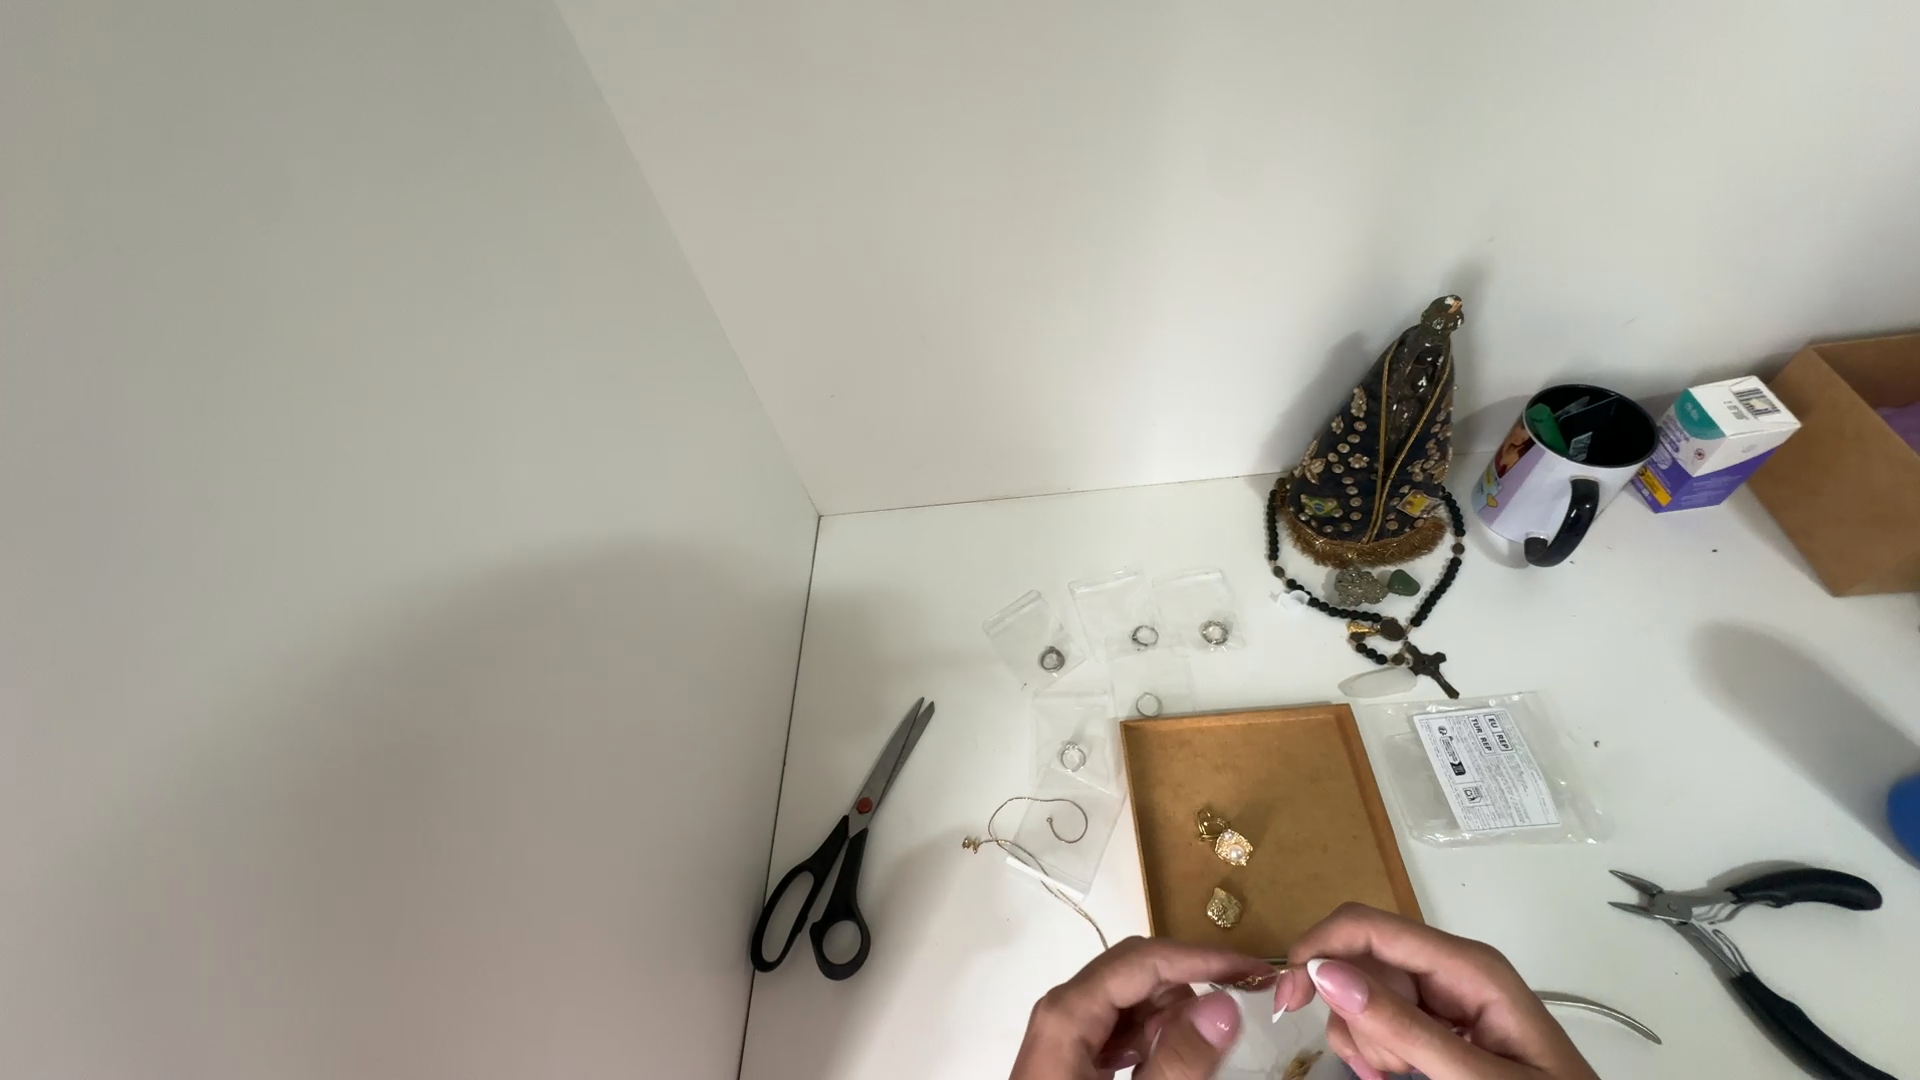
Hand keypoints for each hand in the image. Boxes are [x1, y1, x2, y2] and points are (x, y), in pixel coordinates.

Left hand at [1010, 936, 1272, 1079]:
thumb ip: (1179, 1061)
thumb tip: (1225, 1005)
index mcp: (1069, 1010)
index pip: (1143, 959)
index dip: (1202, 958)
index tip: (1255, 968)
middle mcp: (1064, 1006)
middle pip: (1135, 971)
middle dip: (1191, 979)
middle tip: (1247, 997)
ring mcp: (1066, 1028)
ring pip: (1130, 998)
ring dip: (1174, 1011)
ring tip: (1213, 1038)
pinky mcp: (1073, 1052)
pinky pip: (1120, 1025)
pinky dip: (1153, 1034)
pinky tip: (1174, 1056)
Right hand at [1275, 903, 1599, 1079]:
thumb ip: (1405, 1030)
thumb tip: (1324, 971)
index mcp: (1467, 965)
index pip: (1367, 925)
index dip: (1317, 947)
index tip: (1288, 996)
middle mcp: (1448, 968)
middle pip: (1361, 960)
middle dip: (1353, 1013)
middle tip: (1379, 1072)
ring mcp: (1441, 996)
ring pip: (1361, 991)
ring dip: (1364, 1038)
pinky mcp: (1435, 1023)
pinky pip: (1377, 1016)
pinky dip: (1371, 1048)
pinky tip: (1392, 1077)